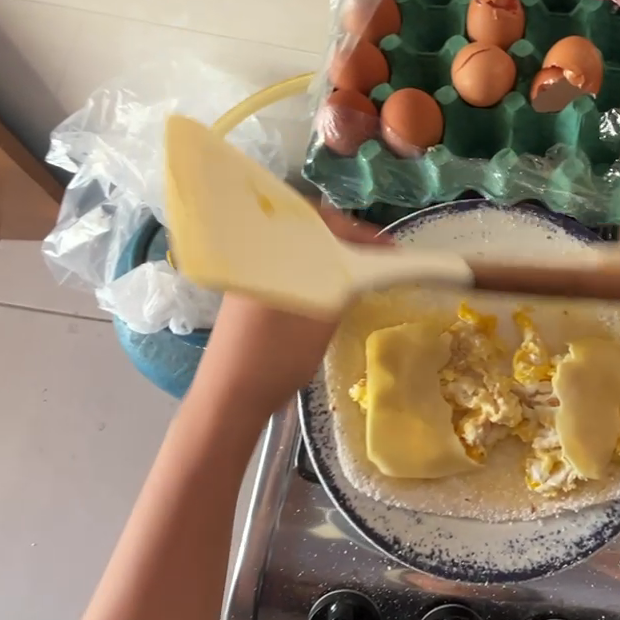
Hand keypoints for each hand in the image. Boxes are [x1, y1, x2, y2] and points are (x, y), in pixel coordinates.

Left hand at [190, 207, 384, 417]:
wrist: (231, 397)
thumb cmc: (276, 354)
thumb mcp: (323, 317)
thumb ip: (346, 285)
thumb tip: (370, 265)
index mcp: (269, 249)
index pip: (321, 222)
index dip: (359, 232)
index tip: (389, 248)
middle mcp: (256, 254)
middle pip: (309, 232)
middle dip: (345, 240)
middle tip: (378, 257)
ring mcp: (251, 275)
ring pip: (300, 251)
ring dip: (331, 257)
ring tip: (360, 272)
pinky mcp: (250, 294)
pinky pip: (289, 269)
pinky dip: (314, 272)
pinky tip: (331, 288)